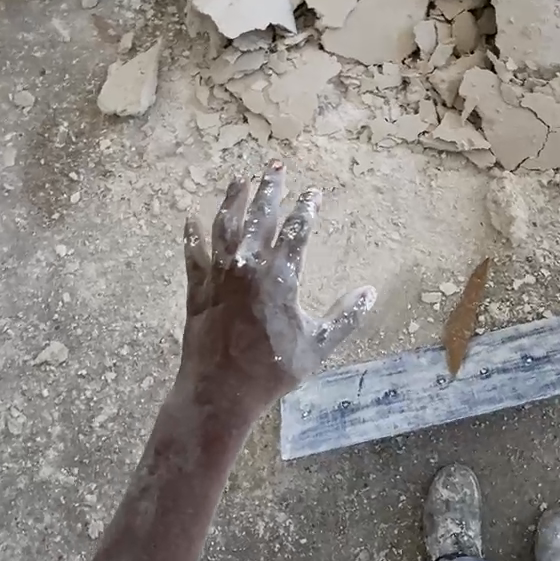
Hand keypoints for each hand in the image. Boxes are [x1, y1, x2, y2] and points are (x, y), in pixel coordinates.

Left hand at [179, 163, 375, 419]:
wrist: (219, 394)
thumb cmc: (272, 372)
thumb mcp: (318, 347)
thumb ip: (344, 317)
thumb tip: (369, 292)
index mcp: (280, 278)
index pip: (297, 232)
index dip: (306, 209)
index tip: (314, 192)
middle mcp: (248, 269)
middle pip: (259, 218)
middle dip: (269, 190)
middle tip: (275, 166)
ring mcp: (219, 278)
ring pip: (224, 228)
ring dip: (233, 201)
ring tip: (239, 179)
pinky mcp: (197, 291)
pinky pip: (193, 256)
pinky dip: (192, 236)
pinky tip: (190, 219)